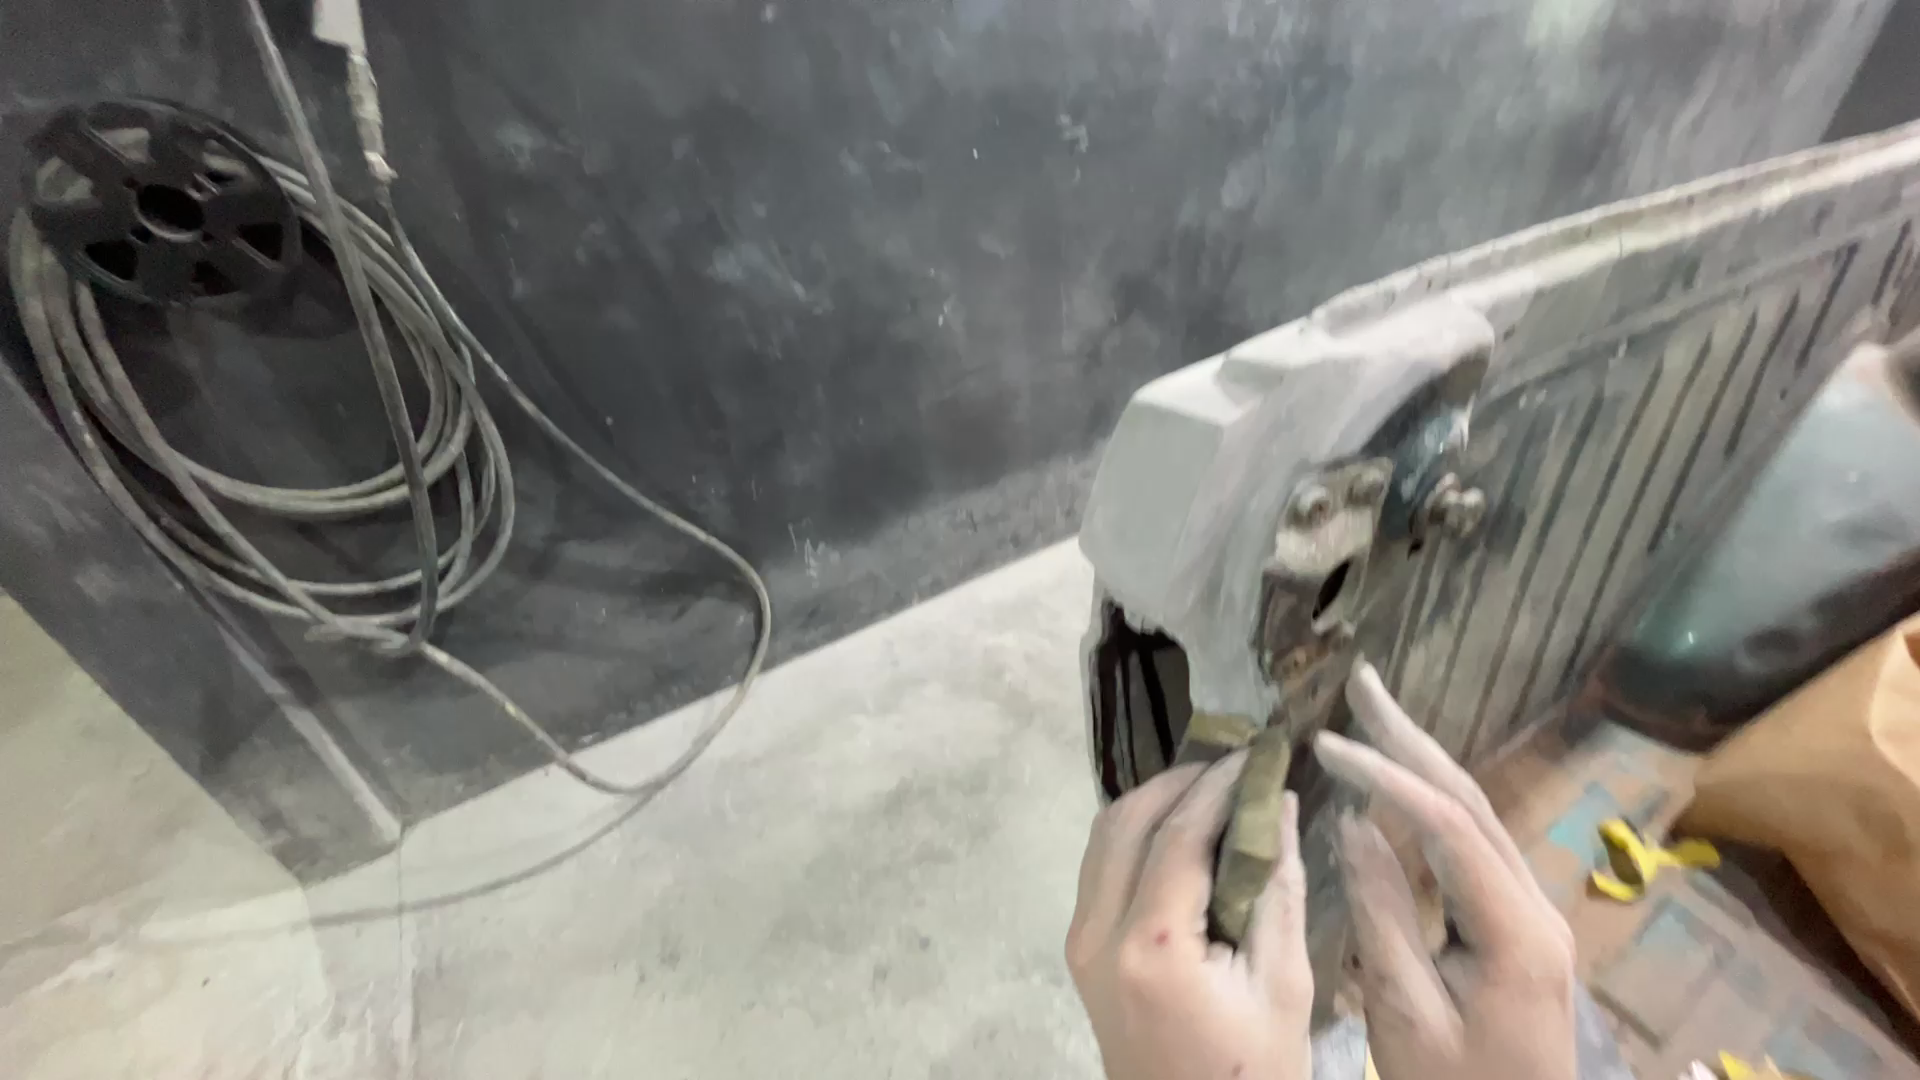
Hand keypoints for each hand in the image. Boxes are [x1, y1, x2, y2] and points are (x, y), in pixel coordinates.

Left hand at [1066, 753, 1312, 1079]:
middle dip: (1179, 782)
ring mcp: (1079, 936)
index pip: (1177, 835)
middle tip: (1230, 765)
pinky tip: (1175, 827)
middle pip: (1127, 821)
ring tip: (1206, 786)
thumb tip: (1280, 802)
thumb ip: (1279, 887)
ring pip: (1104, 834)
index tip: (1251, 754)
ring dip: (1152, 801)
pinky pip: (1100, 863)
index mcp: (1152, 945)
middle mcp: (1098, 930)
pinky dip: (1134, 831)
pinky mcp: (1078, 944)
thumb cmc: (1255, 1075)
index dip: (1216, 786)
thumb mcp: (1285, 986)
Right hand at [1315, 662, 1576, 1079]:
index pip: (1443, 823)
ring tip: (1370, 708)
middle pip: (1467, 797)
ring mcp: (1527, 907)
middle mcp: (1531, 903)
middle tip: (1362, 680)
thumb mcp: (1403, 1008)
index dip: (1381, 775)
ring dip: (1418, 754)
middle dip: (1409, 735)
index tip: (1321, 744)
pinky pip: (1465, 833)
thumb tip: (1351, 822)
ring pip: (1471, 808)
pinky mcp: (1510, 915)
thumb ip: (1381, 908)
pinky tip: (1394, 772)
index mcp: (1513, 929)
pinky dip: (1424, 790)